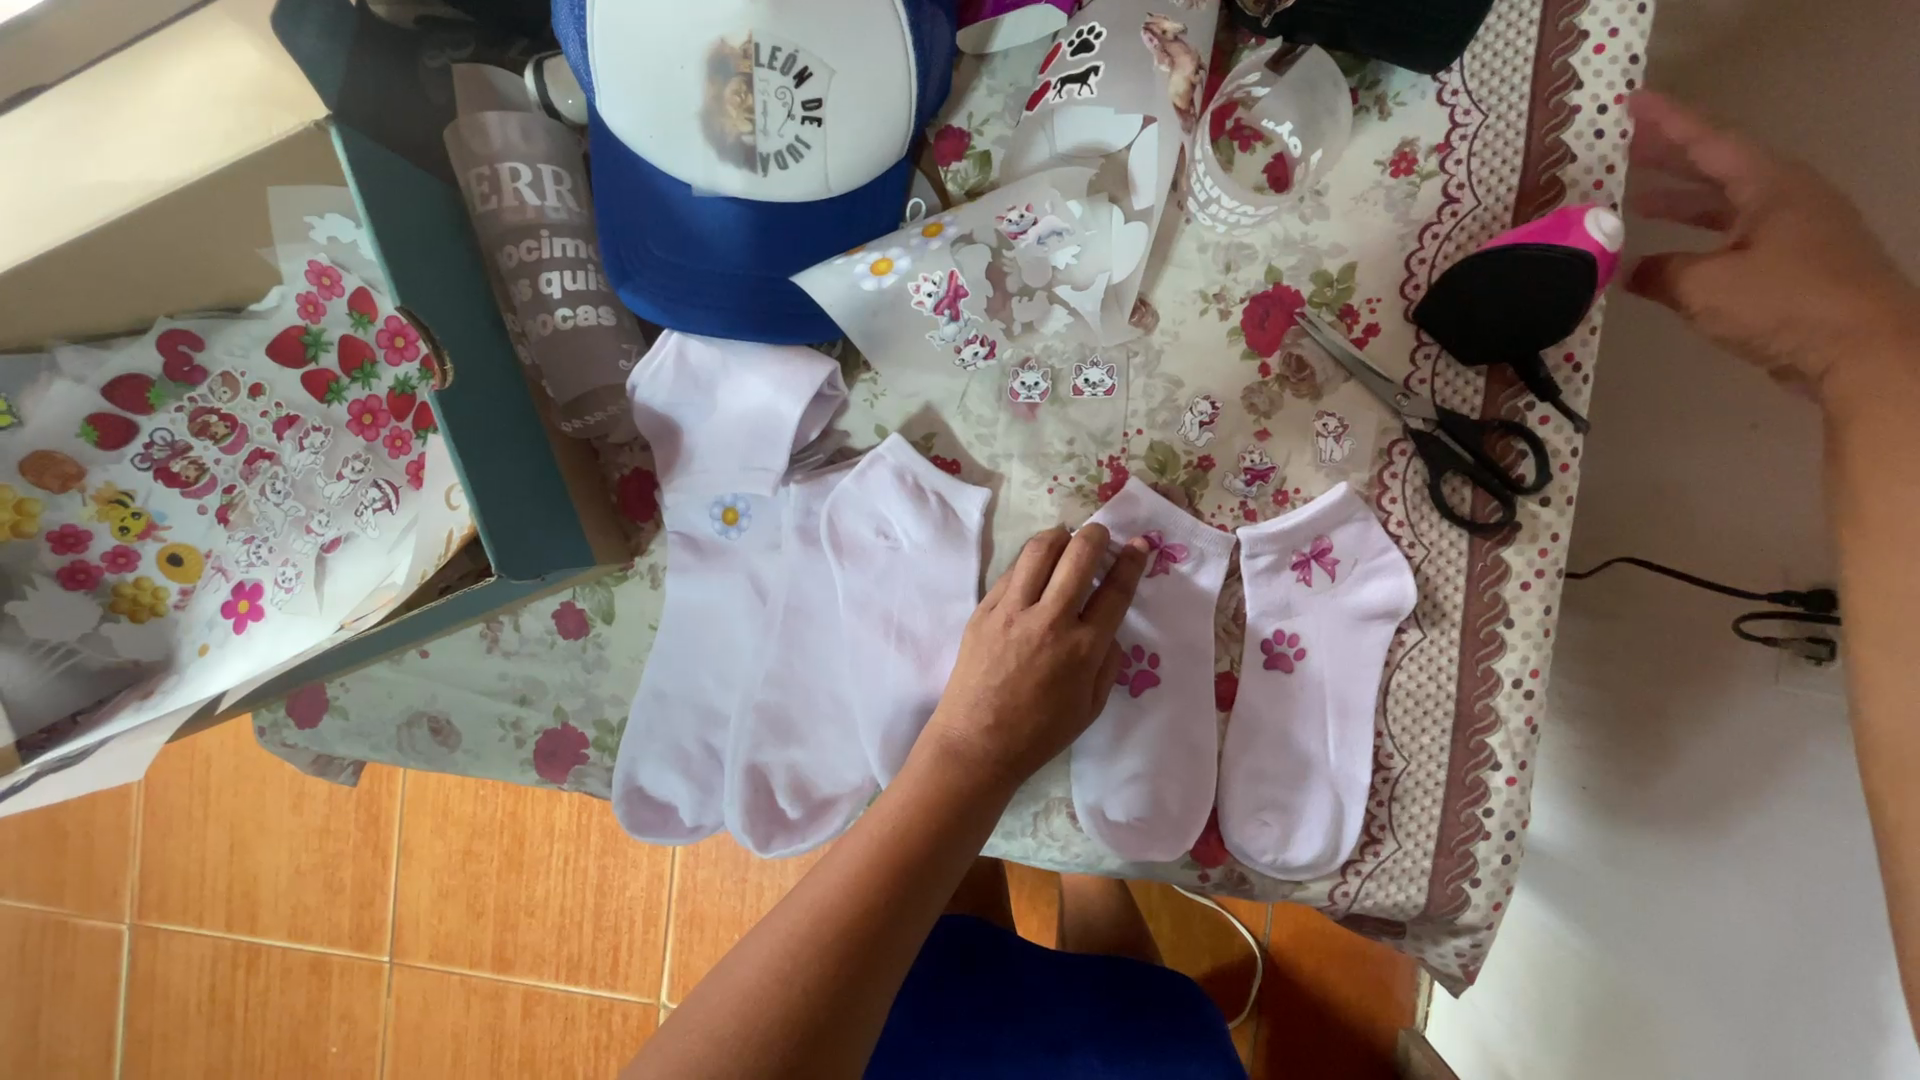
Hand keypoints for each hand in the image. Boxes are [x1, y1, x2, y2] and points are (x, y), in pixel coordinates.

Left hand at [916, 525, 1150, 791]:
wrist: (977, 743)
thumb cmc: (1039, 733)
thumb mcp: (1091, 707)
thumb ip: (1108, 662)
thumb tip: (1109, 627)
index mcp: (1084, 648)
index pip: (1115, 590)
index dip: (1131, 561)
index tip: (1138, 544)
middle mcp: (1050, 621)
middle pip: (1078, 555)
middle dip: (1095, 536)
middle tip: (1099, 534)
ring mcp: (1013, 611)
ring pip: (1039, 550)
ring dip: (1059, 536)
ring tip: (1066, 540)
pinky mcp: (984, 610)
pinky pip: (1012, 571)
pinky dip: (1030, 561)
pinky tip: (1036, 568)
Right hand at [1625, 91, 1919, 406]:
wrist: (1861, 350)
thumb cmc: (1784, 305)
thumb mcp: (1704, 287)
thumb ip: (1659, 272)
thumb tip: (1628, 270)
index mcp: (1771, 187)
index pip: (1710, 143)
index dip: (1668, 122)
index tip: (1631, 104)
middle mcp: (1785, 199)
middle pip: (1719, 167)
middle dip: (1670, 157)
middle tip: (1624, 148)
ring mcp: (1791, 232)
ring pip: (1724, 204)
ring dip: (1680, 201)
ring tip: (1633, 201)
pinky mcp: (1789, 266)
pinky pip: (1729, 237)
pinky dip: (1692, 237)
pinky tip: (1663, 254)